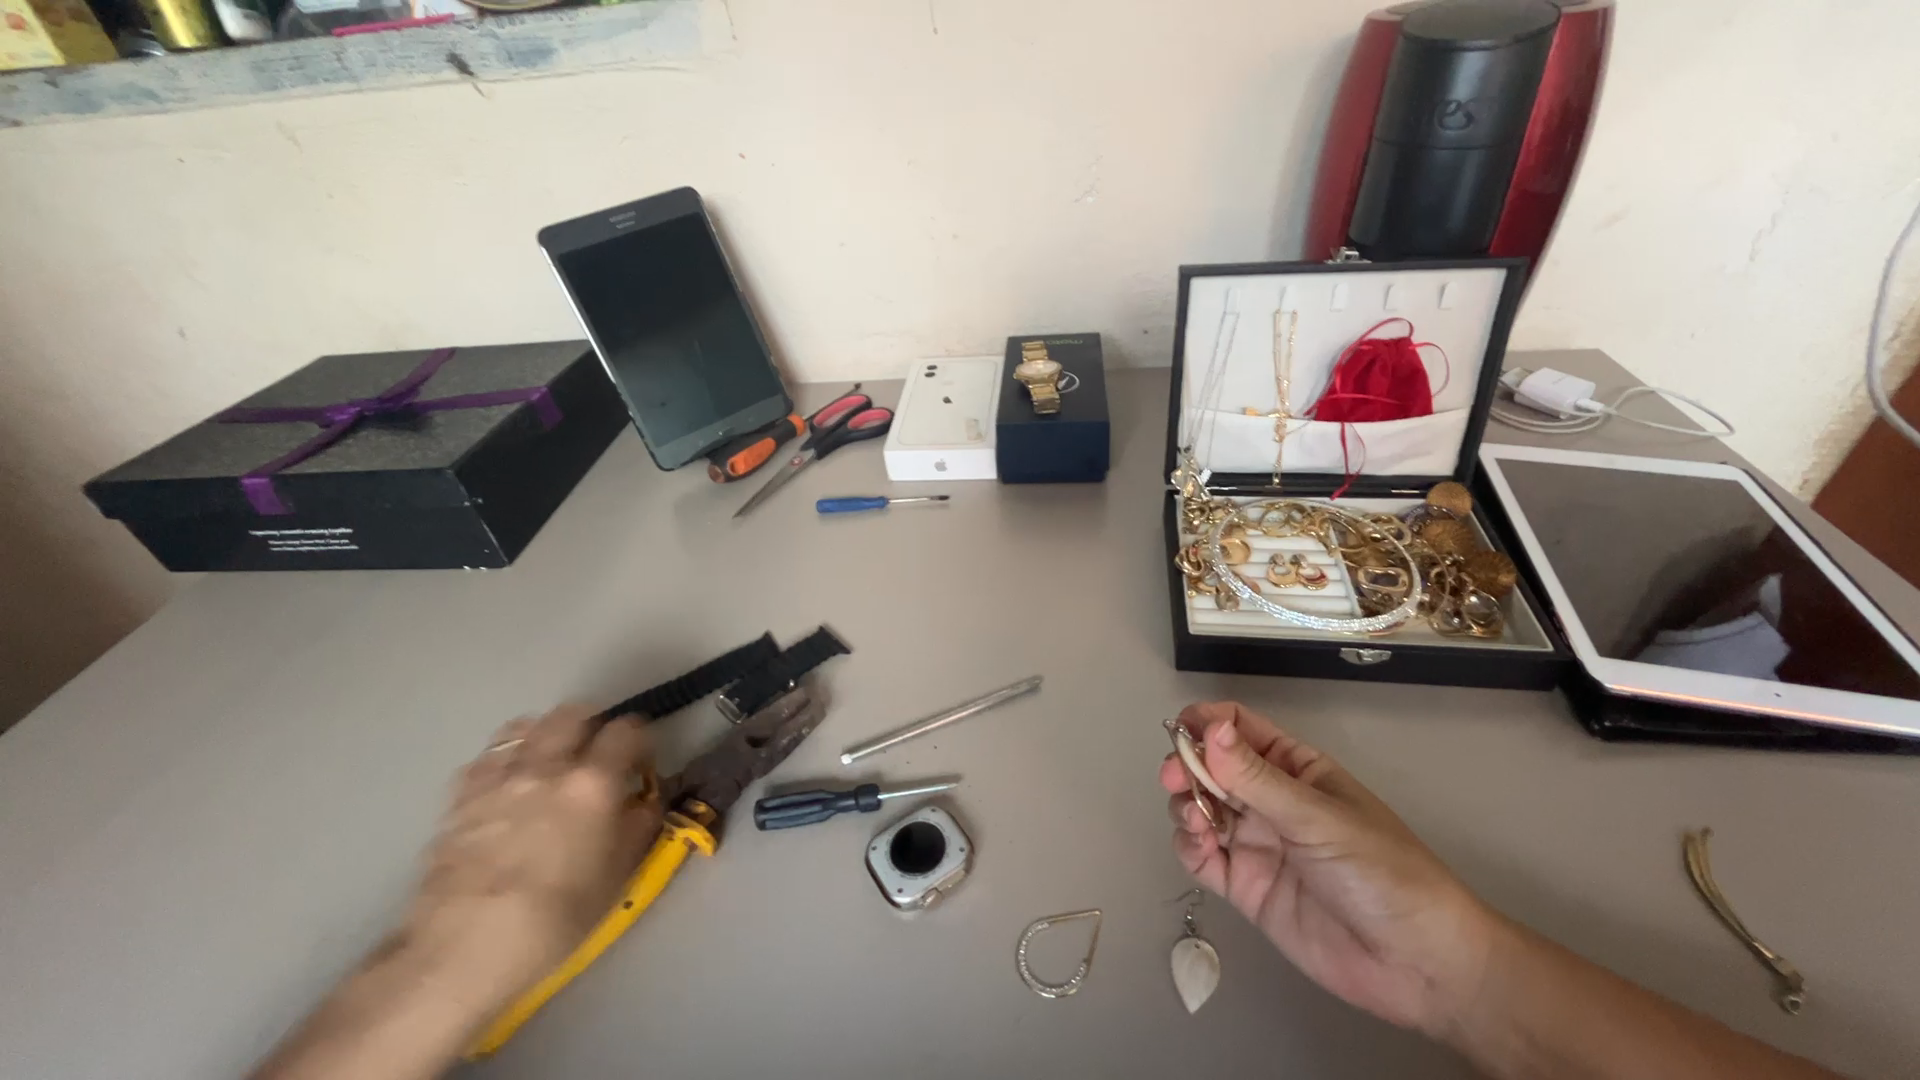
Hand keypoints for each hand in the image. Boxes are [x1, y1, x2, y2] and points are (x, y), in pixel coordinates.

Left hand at [398, 704, 663, 1024]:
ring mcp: (499, 777)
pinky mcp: (461, 797)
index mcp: (594, 783)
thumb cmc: (556, 918)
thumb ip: (638, 827)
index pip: (626, 730)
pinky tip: (507, 786)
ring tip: (550, 761)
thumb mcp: (618, 876)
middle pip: (571, 714)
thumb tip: (646, 801)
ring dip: (544, 734)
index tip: (641, 759)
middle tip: (596, 753)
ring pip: (525, 726)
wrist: (463, 948)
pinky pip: (487, 757)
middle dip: (590, 724)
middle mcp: (548, 765)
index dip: (639, 738)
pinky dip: (504, 760)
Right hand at [1159, 701, 1496, 1037]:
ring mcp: (1256, 843)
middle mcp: (1269, 800)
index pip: (1240, 729)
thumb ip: (1256, 777)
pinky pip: (1202, 857)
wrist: (1416, 963)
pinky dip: (1189, 847)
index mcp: (1296, 769)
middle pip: (1210, 768)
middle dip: (1187, 767)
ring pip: (1200, 809)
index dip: (1207, 724)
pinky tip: (1198, 847)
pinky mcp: (1245, 886)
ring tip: (1196, 821)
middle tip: (1174, 779)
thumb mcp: (1317, 817)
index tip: (1180, 733)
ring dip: (1185, 805)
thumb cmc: (1381, 871)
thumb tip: (1208, 727)